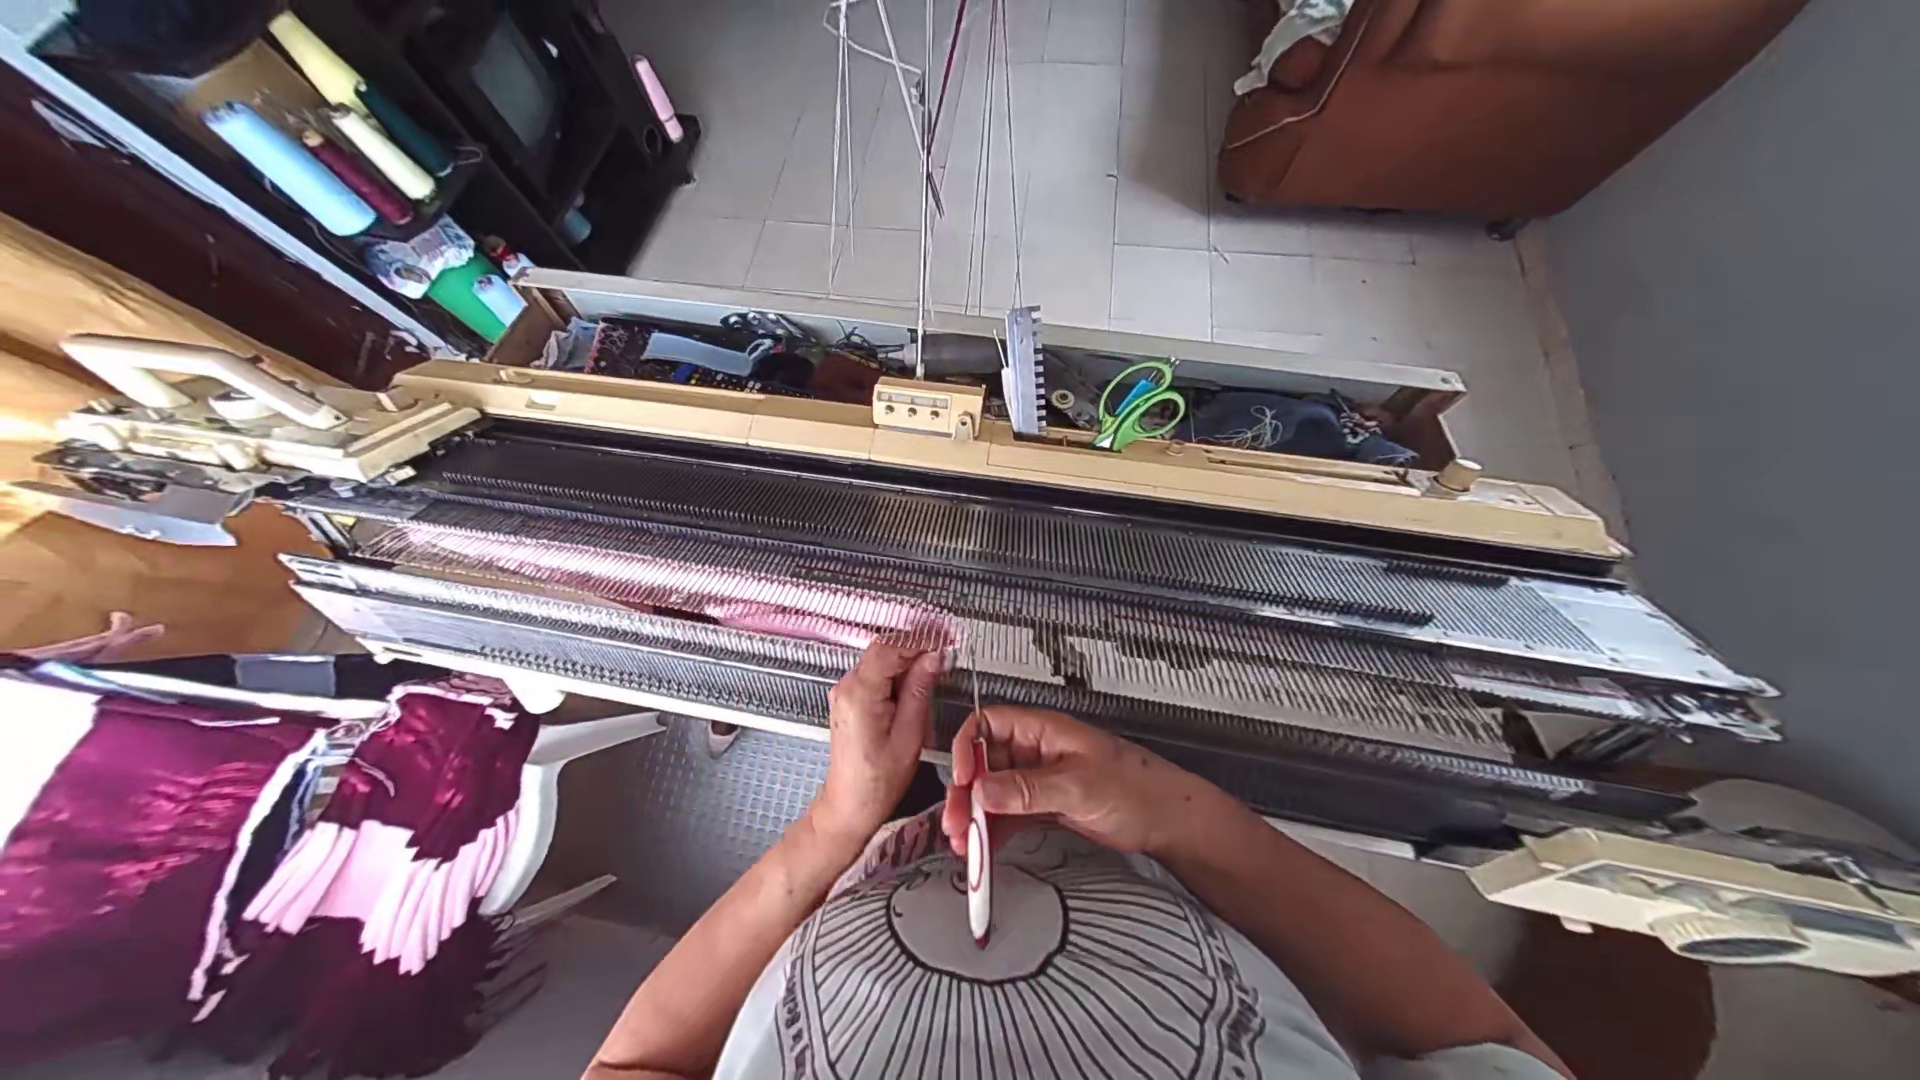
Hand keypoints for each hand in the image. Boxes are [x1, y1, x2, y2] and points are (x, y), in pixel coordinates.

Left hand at [811, 644, 942, 844]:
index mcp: (860, 693)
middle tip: (944, 649)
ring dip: (907, 658)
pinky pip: (874, 673)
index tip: (942, 639)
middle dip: (915, 646)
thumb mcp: (910, 733)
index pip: (890, 648)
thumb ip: (920, 689)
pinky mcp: (849, 699)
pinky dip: (896, 671)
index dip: (919, 639)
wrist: (850, 804)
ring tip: (934, 666)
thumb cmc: (877, 780)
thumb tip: (933, 658)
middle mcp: (847, 687)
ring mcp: (845, 692)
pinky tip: (915, 681)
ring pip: (879, 659)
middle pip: (883, 649)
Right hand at [940, 705, 1220, 857]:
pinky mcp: (1045, 805)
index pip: (989, 724)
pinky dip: (993, 830)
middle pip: (984, 762)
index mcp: (1042, 730)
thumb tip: (982, 789)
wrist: (1168, 820)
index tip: (960, 777)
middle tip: (957, 822)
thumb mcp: (1078, 785)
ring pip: (992, 791)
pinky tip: (984, 848)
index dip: (967, 747)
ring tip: (965, 843)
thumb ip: (1027, 788)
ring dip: (975, 816)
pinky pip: (1008, 814)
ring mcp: (1039, 779)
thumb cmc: (1137, 786)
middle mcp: (1035, 751)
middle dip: (965, 791)